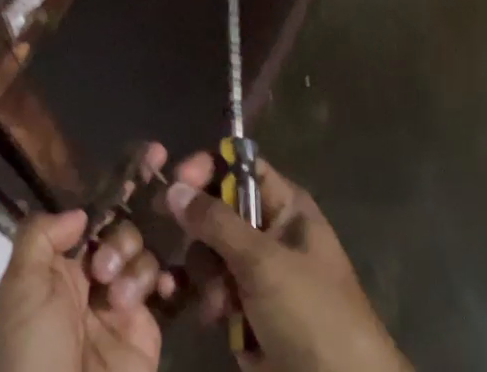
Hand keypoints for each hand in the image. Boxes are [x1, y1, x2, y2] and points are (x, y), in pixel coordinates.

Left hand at [0, 145, 172, 371]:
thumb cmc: (30, 351)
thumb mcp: (18, 289)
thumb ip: (42, 237)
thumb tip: (81, 213)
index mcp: (56, 268)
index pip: (92, 215)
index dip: (121, 184)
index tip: (153, 152)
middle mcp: (89, 280)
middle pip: (124, 230)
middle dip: (122, 237)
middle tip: (104, 269)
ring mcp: (121, 307)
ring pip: (146, 257)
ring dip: (135, 268)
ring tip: (117, 301)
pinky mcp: (148, 332)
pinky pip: (167, 292)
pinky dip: (171, 281)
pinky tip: (169, 283)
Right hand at [165, 152, 410, 371]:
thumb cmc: (311, 313)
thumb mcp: (264, 262)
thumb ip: (217, 222)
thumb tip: (174, 187)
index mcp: (287, 208)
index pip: (242, 168)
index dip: (209, 168)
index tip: (177, 180)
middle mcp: (270, 233)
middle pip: (218, 212)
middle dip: (202, 235)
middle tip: (192, 249)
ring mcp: (258, 273)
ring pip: (210, 254)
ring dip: (208, 278)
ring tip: (222, 306)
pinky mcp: (246, 309)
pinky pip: (213, 289)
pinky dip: (208, 302)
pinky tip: (213, 319)